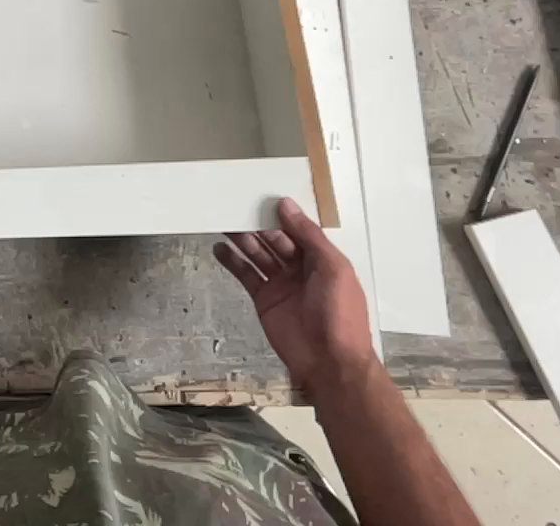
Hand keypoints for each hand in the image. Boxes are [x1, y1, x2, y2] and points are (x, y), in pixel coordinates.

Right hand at [215, 197, 377, 391]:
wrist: (330, 363)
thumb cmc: (339, 313)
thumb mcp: (333, 268)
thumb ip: (309, 236)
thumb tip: (287, 205)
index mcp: (322, 260)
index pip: (298, 230)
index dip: (281, 214)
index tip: (261, 195)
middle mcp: (300, 269)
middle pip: (275, 240)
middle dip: (257, 224)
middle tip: (234, 206)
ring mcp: (281, 284)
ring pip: (258, 254)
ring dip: (242, 239)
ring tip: (223, 222)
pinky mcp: (264, 299)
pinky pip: (246, 274)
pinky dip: (232, 261)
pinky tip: (220, 249)